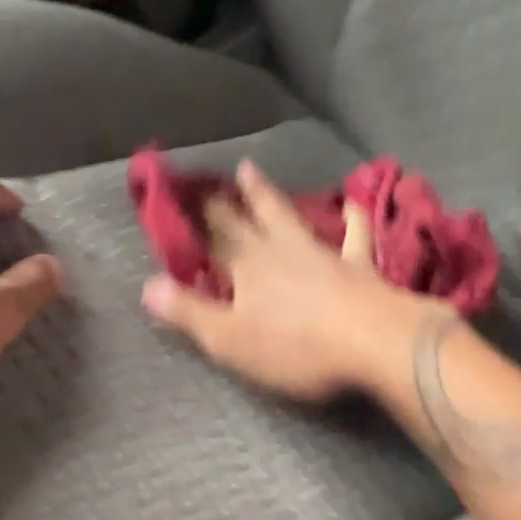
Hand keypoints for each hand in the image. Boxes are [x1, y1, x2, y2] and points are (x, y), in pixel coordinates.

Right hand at [141, 159, 441, 402]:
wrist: (374, 342)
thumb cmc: (296, 349)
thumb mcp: (231, 341)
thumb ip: (190, 314)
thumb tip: (146, 286)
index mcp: (245, 269)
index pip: (211, 241)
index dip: (191, 224)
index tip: (172, 199)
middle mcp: (280, 250)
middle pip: (245, 221)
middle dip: (223, 203)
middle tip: (208, 179)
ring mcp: (322, 253)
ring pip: (289, 216)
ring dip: (268, 195)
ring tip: (251, 170)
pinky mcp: (360, 265)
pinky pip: (354, 233)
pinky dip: (352, 216)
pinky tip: (352, 201)